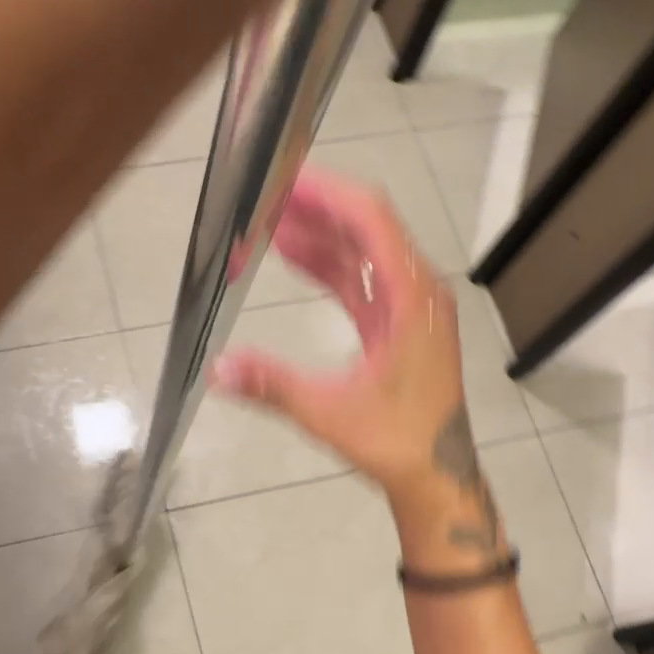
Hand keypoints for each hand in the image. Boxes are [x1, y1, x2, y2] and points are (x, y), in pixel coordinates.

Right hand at [211, 167, 504, 570]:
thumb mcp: (329, 413)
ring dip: (319, 236)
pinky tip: (294, 258)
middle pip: (366, 228)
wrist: (436, 475)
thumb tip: (216, 369)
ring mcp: (411, 307)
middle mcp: (417, 291)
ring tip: (266, 223)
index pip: (372, 221)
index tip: (286, 177)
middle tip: (264, 196)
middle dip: (315, 210)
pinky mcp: (400, 325)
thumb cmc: (394, 442)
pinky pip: (362, 282)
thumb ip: (273, 386)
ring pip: (363, 254)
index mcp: (412, 298)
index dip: (329, 194)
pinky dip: (329, 267)